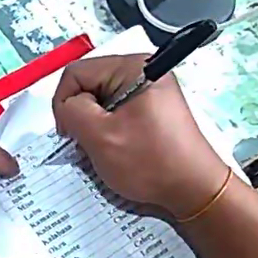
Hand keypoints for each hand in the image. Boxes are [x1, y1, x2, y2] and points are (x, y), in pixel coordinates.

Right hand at [53, 55, 229, 218]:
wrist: (194, 189)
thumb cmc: (151, 163)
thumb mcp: (99, 136)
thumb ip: (72, 112)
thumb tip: (66, 106)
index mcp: (132, 67)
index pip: (75, 73)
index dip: (64, 104)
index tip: (70, 134)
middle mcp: (142, 71)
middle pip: (88, 85)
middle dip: (82, 116)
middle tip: (90, 145)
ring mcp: (149, 91)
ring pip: (100, 102)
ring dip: (95, 128)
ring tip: (108, 150)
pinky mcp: (153, 110)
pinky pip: (117, 113)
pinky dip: (109, 132)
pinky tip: (118, 151)